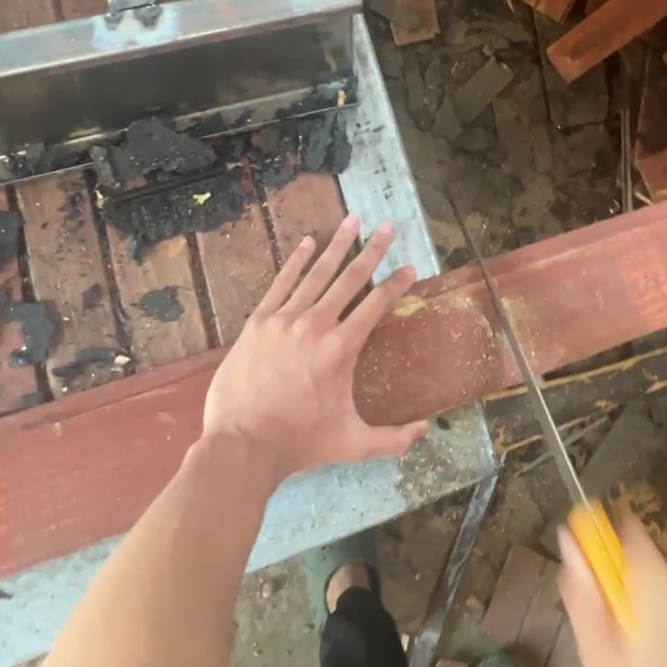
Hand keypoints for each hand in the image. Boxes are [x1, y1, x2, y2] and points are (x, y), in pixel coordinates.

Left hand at [201, 216, 425, 483]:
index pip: (376, 305)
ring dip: (337, 245)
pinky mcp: (258, 322)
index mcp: (342, 348)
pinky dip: (296, 261)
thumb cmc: (300, 444)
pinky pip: (281, 283)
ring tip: (352, 221)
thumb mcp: (353, 444)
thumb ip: (393, 440)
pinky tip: (308, 242)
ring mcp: (284, 320)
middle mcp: (316, 325)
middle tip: (387, 226)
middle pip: (351, 278)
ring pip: (317, 274)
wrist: (241, 446)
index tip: (410, 267)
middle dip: (372, 250)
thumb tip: (425, 431)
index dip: (397, 284)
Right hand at [559, 518, 666, 666]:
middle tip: (602, 618)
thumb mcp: (598, 652)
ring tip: (625, 646)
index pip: (632, 533)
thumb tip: (568, 541)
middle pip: (648, 565)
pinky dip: (666, 624)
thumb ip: (583, 592)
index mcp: (660, 586)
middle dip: (622, 581)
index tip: (586, 549)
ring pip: (666, 593)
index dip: (607, 535)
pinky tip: (652, 658)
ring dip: (643, 604)